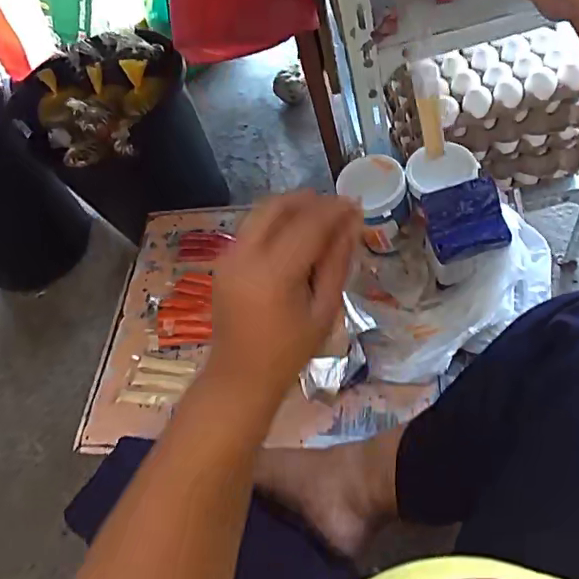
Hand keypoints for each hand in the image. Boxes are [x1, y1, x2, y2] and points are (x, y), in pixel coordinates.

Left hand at [204, 191, 359, 398]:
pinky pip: (252, 229)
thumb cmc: (289, 352)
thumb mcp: (324, 310)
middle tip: (336, 207)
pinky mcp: (223, 262)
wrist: (240, 377)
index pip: (309, 225)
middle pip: (278, 207)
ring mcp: (229, 257)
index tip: (356, 205)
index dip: (335, 210)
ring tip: (320, 218)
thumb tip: (351, 226)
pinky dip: (276, 223)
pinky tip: (296, 236)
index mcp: (274, 273)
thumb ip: (337, 264)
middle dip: (310, 200)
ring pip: (262, 213)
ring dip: (292, 208)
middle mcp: (246, 256)